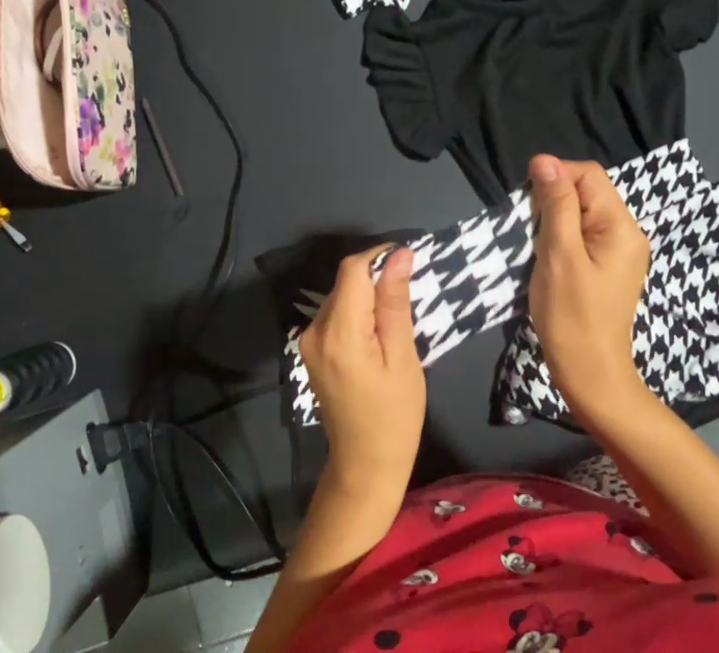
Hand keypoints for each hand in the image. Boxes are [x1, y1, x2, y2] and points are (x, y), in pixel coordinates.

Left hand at [299, 246, 425, 492]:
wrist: (365, 462)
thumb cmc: (394, 414)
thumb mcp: (403, 357)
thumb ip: (395, 303)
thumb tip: (399, 255)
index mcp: (339, 332)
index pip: (353, 269)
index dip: (380, 256)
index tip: (410, 261)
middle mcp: (315, 330)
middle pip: (345, 282)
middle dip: (376, 278)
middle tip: (410, 296)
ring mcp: (309, 341)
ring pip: (341, 297)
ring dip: (368, 296)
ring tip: (397, 319)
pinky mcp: (311, 350)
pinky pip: (336, 316)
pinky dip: (358, 313)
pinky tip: (379, 334)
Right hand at [526, 154, 651, 409]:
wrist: (589, 371)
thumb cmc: (571, 314)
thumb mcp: (559, 254)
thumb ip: (556, 204)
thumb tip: (544, 160)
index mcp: (621, 226)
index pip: (588, 174)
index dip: (555, 176)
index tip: (526, 201)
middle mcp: (627, 232)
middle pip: (587, 191)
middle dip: (554, 200)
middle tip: (532, 230)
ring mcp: (619, 251)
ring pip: (582, 212)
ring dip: (555, 220)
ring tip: (539, 246)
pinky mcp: (607, 266)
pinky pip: (583, 234)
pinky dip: (561, 237)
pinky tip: (548, 257)